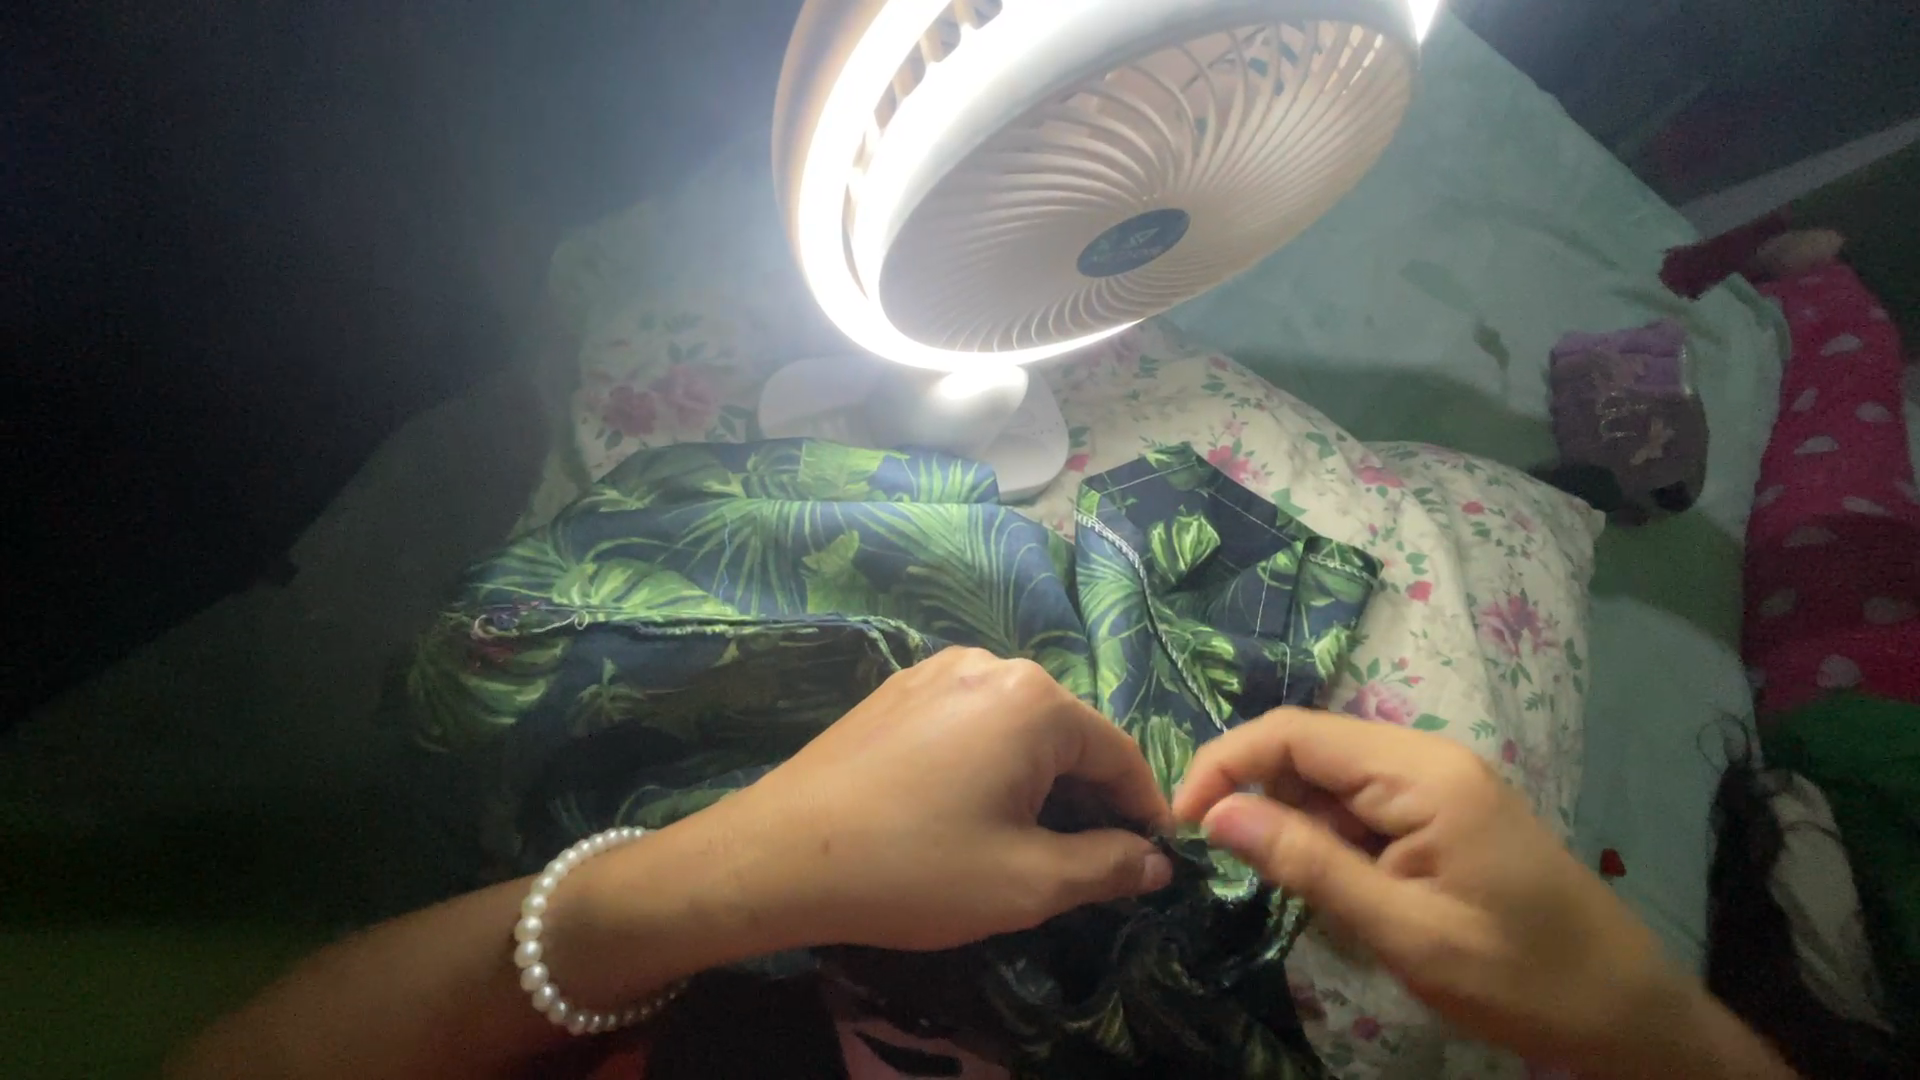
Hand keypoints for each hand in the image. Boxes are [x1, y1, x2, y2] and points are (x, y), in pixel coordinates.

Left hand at [706, 647, 1174, 952]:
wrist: (780, 852)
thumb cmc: (915, 867)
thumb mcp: (1028, 882)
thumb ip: (1107, 867)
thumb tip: (1155, 860)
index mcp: (1034, 700)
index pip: (1119, 753)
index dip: (1143, 810)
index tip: (1150, 860)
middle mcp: (992, 664)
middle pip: (1068, 733)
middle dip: (1087, 795)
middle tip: (1085, 860)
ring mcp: (940, 669)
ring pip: (1019, 724)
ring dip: (1038, 777)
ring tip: (1026, 835)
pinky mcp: (902, 685)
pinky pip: (972, 718)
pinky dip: (991, 757)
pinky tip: (968, 801)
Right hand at [1173, 709, 1772, 1076]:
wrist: (1638, 1020)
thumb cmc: (1526, 980)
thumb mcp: (1405, 932)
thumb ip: (1306, 863)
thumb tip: (1216, 814)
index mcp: (1419, 773)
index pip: (1292, 734)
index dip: (1225, 763)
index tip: (1186, 819)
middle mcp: (1422, 755)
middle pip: (1305, 746)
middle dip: (1257, 792)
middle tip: (1237, 860)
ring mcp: (1433, 776)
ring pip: (1324, 773)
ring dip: (1294, 819)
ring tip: (1307, 885)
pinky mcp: (1436, 803)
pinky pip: (1355, 798)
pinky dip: (1327, 832)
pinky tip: (1344, 881)